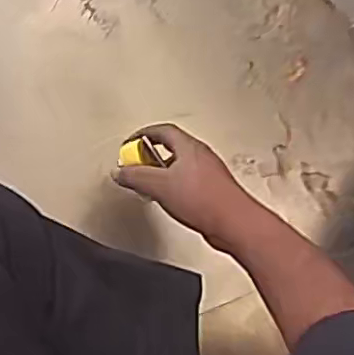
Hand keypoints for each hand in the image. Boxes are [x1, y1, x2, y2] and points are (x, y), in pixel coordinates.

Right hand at [113, 124, 277, 253]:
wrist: (233, 223)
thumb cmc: (206, 200)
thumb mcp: (158, 186)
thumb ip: (135, 176)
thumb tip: (120, 172)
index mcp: (189, 147)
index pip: (161, 131)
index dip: (141, 135)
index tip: (128, 146)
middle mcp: (200, 156)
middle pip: (170, 146)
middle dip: (148, 155)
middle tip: (135, 166)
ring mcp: (207, 173)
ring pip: (178, 164)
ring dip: (159, 172)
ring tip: (148, 185)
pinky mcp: (210, 189)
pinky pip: (185, 180)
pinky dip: (170, 185)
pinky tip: (166, 199)